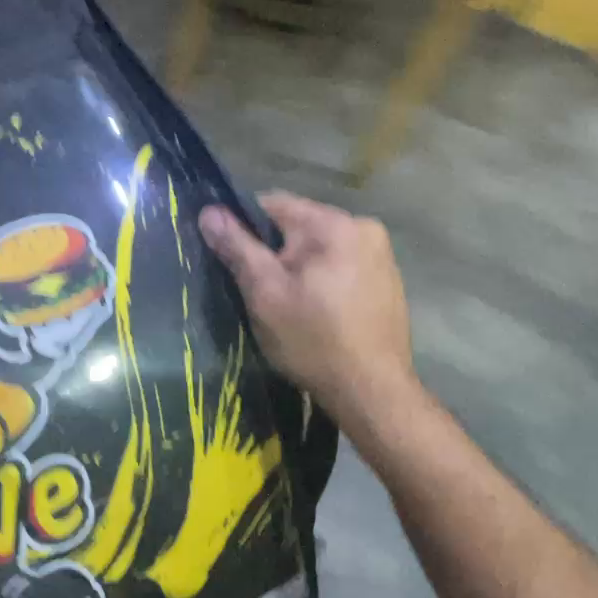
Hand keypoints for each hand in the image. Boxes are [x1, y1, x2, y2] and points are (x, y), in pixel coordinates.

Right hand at [199, 192, 416, 416]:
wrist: (371, 392)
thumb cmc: (312, 340)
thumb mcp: (264, 293)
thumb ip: (237, 247)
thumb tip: (208, 211)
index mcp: (334, 224)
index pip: (272, 204)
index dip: (244, 228)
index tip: (233, 261)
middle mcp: (364, 228)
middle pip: (298, 226)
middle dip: (275, 252)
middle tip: (261, 292)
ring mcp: (382, 255)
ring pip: (320, 249)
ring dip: (300, 268)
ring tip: (289, 306)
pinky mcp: (389, 281)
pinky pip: (342, 267)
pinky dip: (324, 281)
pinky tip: (318, 313)